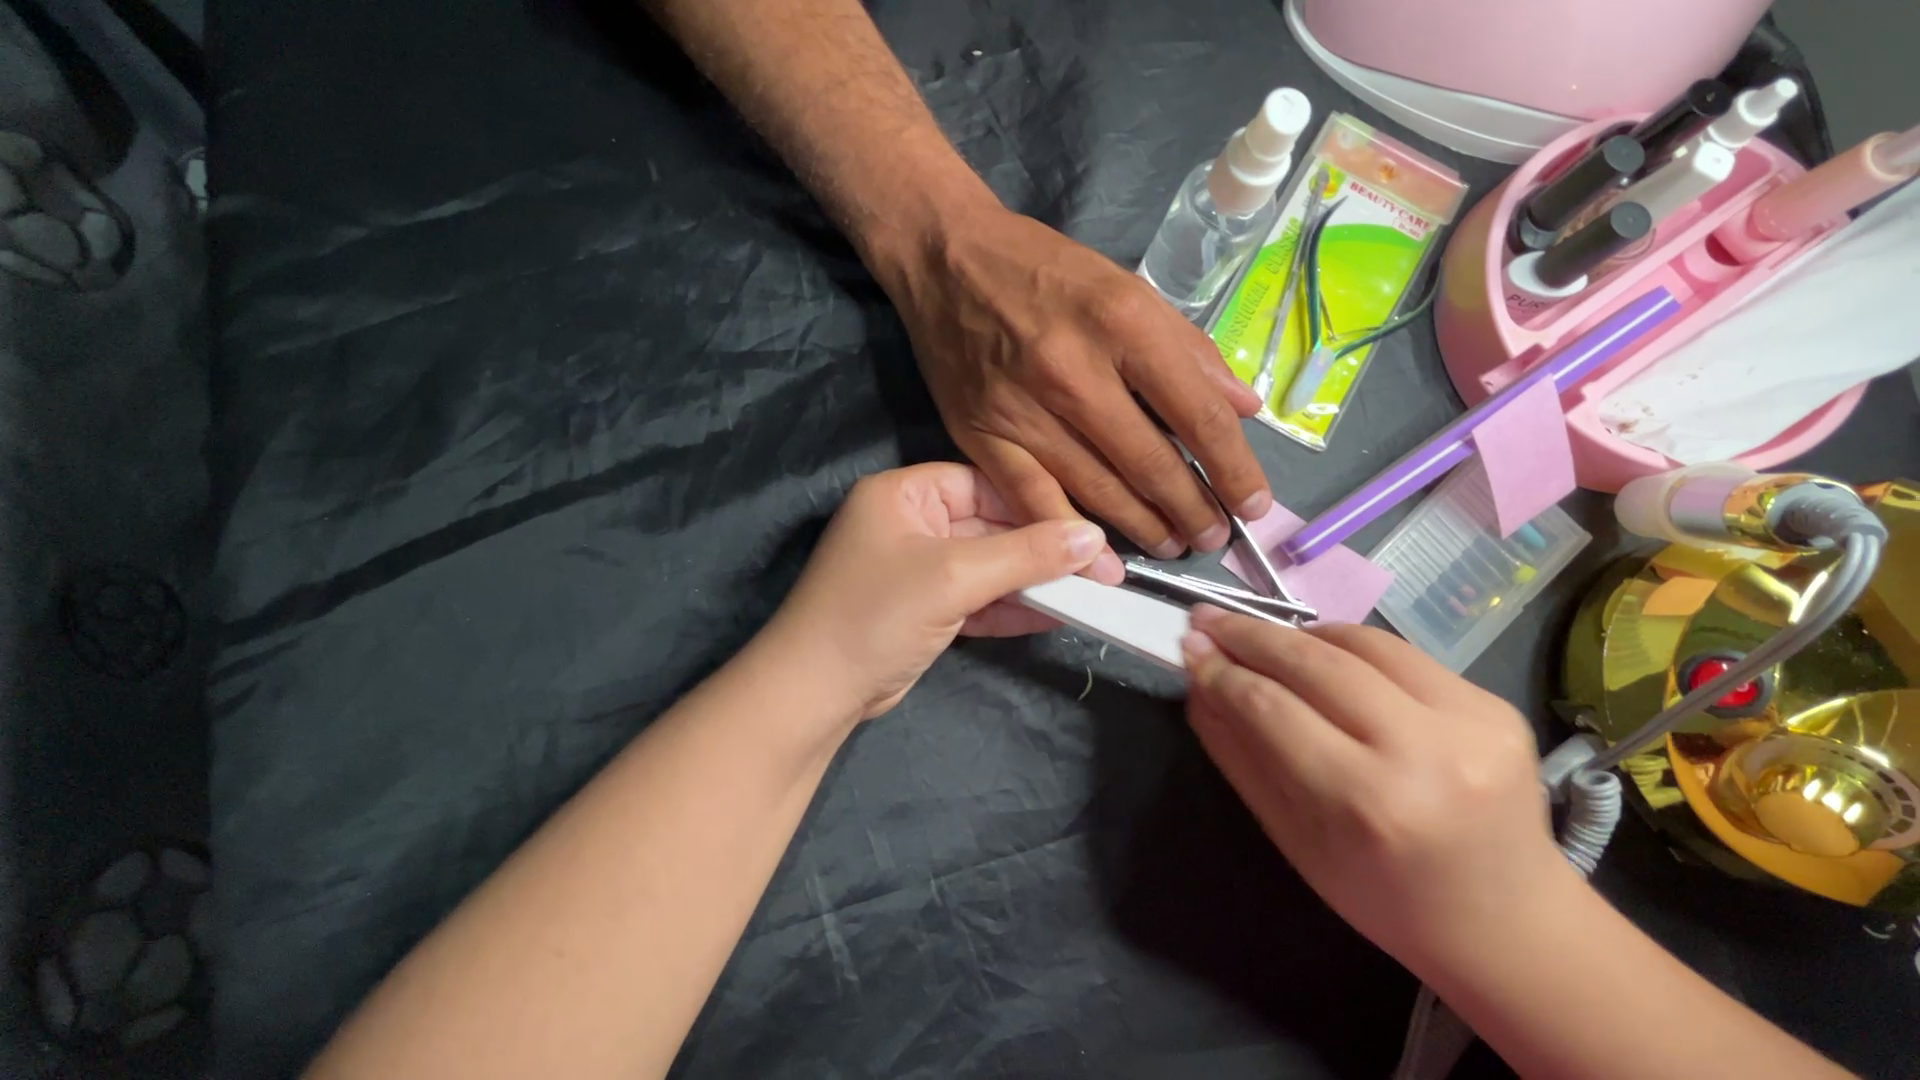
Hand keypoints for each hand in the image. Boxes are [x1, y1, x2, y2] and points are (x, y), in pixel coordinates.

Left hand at [763, 463, 1102, 719]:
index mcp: (904, 494)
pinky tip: (1057, 617)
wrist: (816, 693)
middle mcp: (910, 524)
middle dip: (1043, 552)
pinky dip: (1011, 609)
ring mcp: (917, 570)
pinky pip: (978, 600)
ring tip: (1092, 596)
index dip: (1039, 506)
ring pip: (988, 567)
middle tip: (1105, 572)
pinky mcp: (924, 611)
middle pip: (991, 527)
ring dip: (1033, 583)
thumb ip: (1026, 554)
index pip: (985, 484)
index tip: (1093, 532)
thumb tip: (1094, 538)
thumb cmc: (877, 614)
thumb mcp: (954, 576)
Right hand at [874, 205, 1268, 565]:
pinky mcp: (983, 438)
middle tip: (1213, 537)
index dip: (1233, 468)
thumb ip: (1187, 348)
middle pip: (1150, 462)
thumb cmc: (1044, 269)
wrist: (948, 261)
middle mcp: (1074, 373)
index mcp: (1122, 324)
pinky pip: (1034, 502)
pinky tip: (1103, 566)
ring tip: (1172, 544)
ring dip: (1144, 527)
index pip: (1197, 414)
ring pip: (1097, 491)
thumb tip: (1242, 407)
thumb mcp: (1127, 286)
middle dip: (1193, 510)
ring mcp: (1023, 412)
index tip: (1251, 504)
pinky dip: (1070, 541)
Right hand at [1180, 607, 1575, 972]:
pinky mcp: (1496, 704)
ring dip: (1300, 632)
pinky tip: (1322, 655)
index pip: (1271, 709)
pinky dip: (1350, 647)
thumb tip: (1199, 684)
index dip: (1222, 672)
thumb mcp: (1293, 838)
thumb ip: (1240, 755)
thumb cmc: (1381, 896)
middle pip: (1315, 663)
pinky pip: (1403, 655)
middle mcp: (1424, 751)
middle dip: (1252, 636)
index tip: (1190, 647)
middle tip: (1209, 618)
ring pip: (1362, 643)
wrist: (1506, 922)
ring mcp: (1471, 720)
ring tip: (1261, 635)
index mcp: (1366, 802)